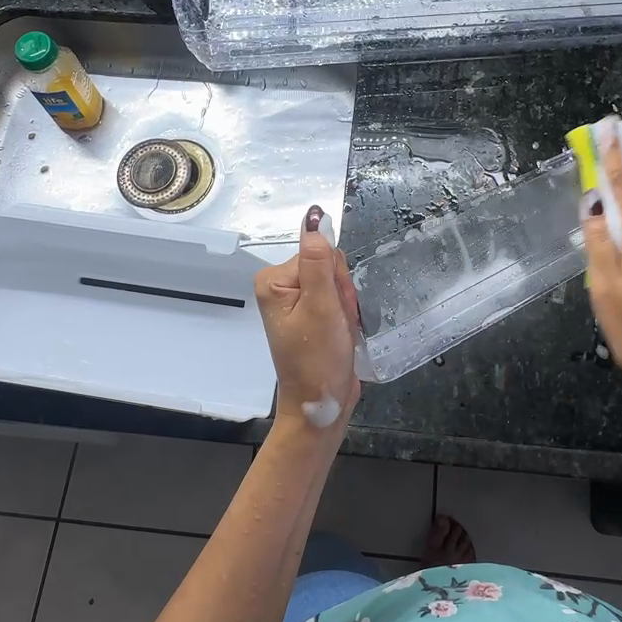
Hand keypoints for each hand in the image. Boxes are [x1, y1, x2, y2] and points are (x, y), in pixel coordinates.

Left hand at [253, 205, 361, 431]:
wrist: (323, 405)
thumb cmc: (318, 359)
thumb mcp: (322, 306)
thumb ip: (319, 260)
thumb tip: (314, 217)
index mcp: (274, 280)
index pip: (319, 253)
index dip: (335, 279)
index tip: (332, 306)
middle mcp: (282, 286)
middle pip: (329, 265)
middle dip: (341, 293)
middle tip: (336, 323)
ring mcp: (297, 301)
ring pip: (338, 281)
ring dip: (347, 305)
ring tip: (339, 331)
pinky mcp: (312, 313)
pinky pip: (339, 298)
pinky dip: (347, 314)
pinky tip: (341, 333)